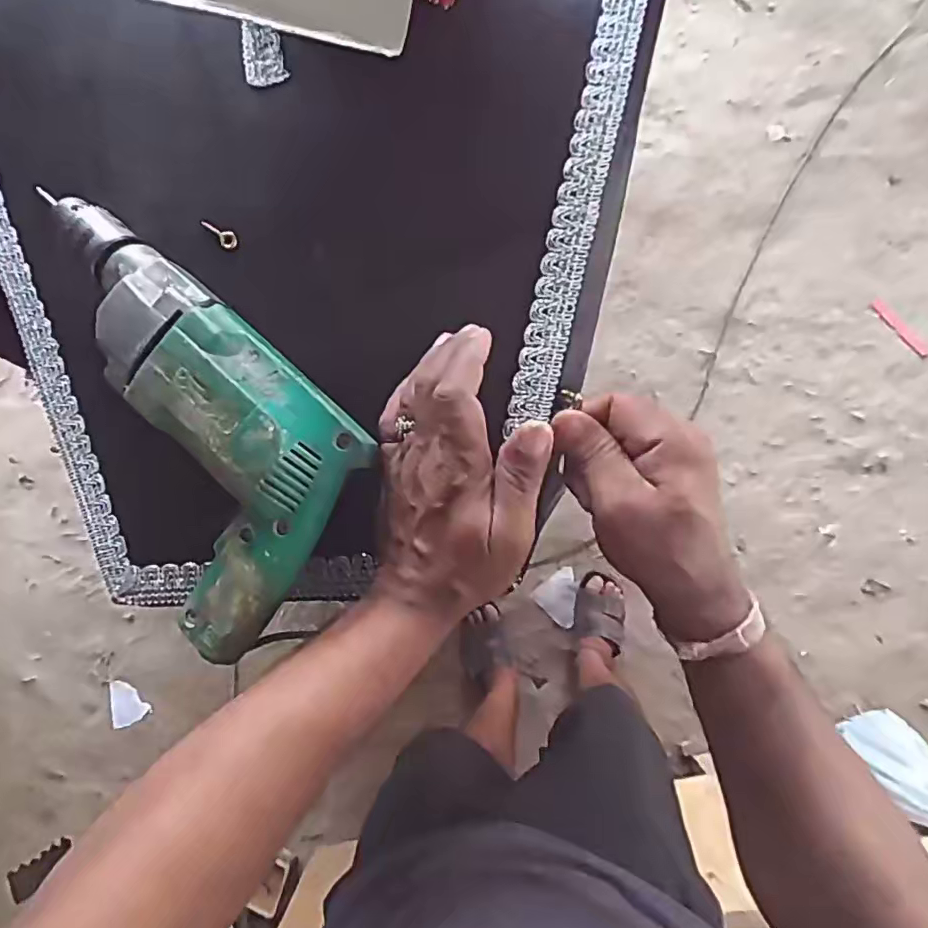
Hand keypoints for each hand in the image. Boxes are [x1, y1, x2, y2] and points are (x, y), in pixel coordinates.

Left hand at [373, 326, 553, 622]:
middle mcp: (424, 457)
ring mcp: (402, 462)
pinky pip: (392, 422)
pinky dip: (403, 395)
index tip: (481, 338)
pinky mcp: (392, 471)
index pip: (454, 396)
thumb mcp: (509, 533)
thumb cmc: (464, 569)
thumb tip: (536, 429)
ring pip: (407, 400)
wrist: (414, 593)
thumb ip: (522, 477)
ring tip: (444, 345)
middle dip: (449, 354)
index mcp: (457, 466)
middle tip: (468, 333)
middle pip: (429, 388)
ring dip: (424, 367)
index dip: (466, 360)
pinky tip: (411, 386)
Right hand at [551, 394, 750, 642]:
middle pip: (614, 420)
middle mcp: (679, 437)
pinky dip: (606, 478)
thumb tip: (563, 416)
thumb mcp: (617, 500)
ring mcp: (676, 457)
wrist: (694, 593)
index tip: (557, 454)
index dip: (578, 422)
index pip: (612, 402)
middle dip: (585, 448)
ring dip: (593, 467)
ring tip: (594, 499)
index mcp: (671, 436)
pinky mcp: (669, 477)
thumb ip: (592, 454)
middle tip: (579, 486)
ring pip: (616, 442)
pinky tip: (605, 504)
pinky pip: (625, 461)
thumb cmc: (657, 549)